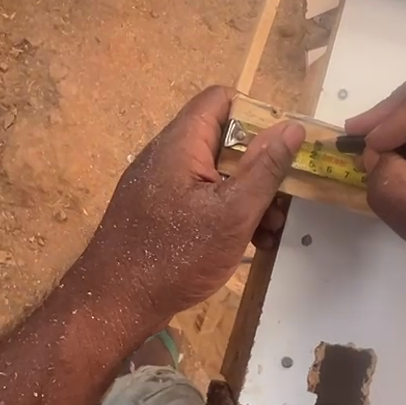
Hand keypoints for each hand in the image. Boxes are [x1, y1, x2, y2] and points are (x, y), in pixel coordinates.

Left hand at [74, 86, 303, 333]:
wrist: (113, 305)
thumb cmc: (175, 256)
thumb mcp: (233, 212)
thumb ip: (265, 168)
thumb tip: (292, 127)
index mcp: (181, 143)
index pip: (220, 99)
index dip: (256, 114)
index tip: (283, 147)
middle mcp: (168, 156)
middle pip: (224, 139)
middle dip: (260, 167)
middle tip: (285, 200)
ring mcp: (162, 185)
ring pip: (217, 173)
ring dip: (249, 196)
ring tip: (271, 230)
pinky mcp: (160, 212)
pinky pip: (202, 198)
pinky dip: (227, 213)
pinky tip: (249, 243)